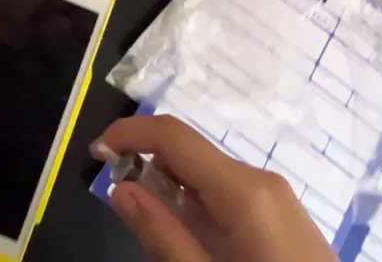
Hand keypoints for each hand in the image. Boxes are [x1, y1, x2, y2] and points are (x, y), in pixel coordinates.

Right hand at [93, 115, 339, 261]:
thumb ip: (163, 236)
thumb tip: (119, 188)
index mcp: (243, 189)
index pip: (172, 135)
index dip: (127, 133)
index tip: (95, 154)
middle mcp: (261, 180)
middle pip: (189, 154)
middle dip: (149, 172)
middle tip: (127, 215)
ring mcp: (279, 199)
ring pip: (207, 177)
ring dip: (174, 195)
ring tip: (164, 242)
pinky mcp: (286, 219)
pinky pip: (230, 197)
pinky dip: (201, 210)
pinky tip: (198, 248)